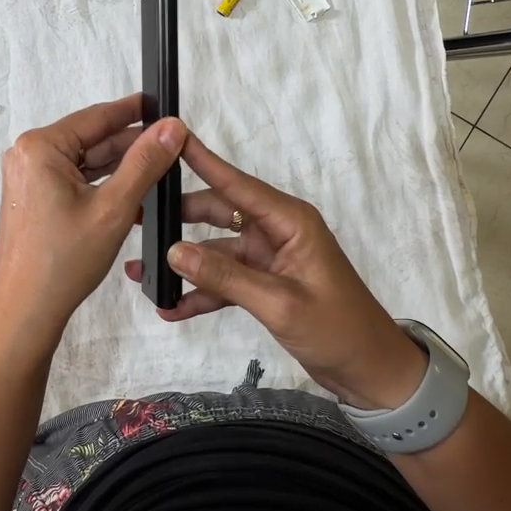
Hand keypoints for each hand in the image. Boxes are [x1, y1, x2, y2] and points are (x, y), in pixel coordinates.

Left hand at [0, 95, 185, 342]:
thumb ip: (144, 163)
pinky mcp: (32, 198)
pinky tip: (136, 198)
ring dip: (120, 169)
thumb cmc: (64, 260)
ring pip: (85, 162)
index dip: (134, 111)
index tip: (163, 104)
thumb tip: (172, 127)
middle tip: (173, 146)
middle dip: (131, 145)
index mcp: (40, 146)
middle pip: (91, 139)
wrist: (24, 312)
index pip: (97, 117)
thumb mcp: (114, 208)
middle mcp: (28, 154)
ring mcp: (28, 177)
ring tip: (162, 171)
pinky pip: (74, 181)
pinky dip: (102, 187)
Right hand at [123, 130, 427, 409]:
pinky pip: (224, 280)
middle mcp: (275, 230)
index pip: (236, 183)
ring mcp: (268, 258)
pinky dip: (200, 292)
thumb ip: (225, 277)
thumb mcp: (279, 303)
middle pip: (217, 212)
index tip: (170, 136)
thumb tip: (173, 252)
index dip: (202, 160)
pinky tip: (171, 307)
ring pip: (215, 250)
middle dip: (178, 217)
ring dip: (183, 262)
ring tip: (140, 269)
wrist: (374, 375)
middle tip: (136, 214)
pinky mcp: (264, 284)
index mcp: (289, 220)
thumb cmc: (339, 329)